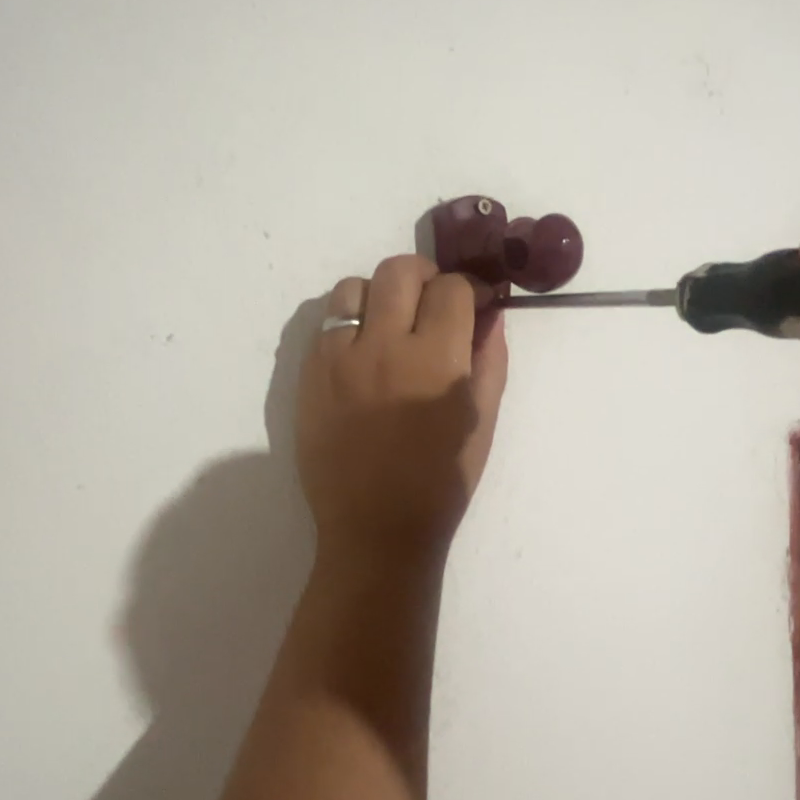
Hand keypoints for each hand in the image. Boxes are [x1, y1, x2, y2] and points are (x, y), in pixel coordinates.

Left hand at [296, 255, 507, 561]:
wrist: (376, 528)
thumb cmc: (442, 483)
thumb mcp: (482, 421)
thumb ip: (490, 360)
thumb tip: (491, 314)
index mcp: (437, 362)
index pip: (452, 289)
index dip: (470, 287)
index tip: (475, 301)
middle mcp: (385, 348)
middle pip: (399, 271)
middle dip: (425, 276)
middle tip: (433, 300)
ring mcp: (339, 359)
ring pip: (353, 288)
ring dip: (379, 295)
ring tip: (390, 324)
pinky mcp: (309, 375)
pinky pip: (326, 323)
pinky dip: (349, 324)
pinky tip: (362, 352)